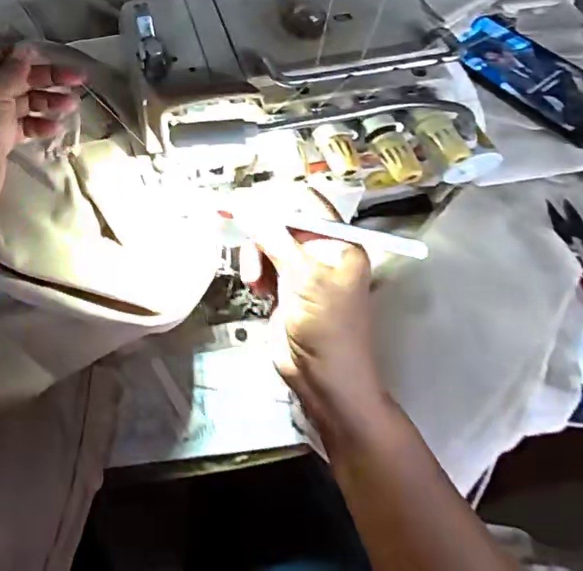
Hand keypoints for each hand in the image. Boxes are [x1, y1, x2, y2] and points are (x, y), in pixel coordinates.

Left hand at [0, 43, 84, 209]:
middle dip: (48, 77)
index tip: (55, 54)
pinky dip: (41, 124)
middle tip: (79, 78)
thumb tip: (26, 49)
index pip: (4, 56)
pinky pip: (26, 125)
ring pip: (27, 102)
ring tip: (72, 104)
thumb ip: (13, 70)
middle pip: (21, 78)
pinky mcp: (3, 139)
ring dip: (49, 100)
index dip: (29, 54)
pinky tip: (56, 126)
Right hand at [237, 215, 385, 421]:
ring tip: (256, 282)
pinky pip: (260, 261)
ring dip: (254, 256)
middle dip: (261, 233)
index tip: (246, 205)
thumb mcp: (302, 277)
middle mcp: (322, 251)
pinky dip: (254, 271)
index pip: (306, 204)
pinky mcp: (284, 285)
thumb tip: (242, 206)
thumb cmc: (326, 327)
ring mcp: (302, 269)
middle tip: (246, 243)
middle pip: (280, 220)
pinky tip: (258, 289)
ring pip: (265, 241)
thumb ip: (272, 237)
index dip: (276, 200)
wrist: (324, 382)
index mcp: (340, 243)